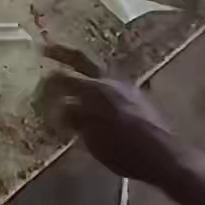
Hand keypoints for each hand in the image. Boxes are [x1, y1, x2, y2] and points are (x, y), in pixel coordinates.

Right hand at [40, 45, 179, 182]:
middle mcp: (110, 81)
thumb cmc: (126, 152)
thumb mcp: (93, 140)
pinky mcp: (137, 96)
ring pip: (97, 70)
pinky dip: (95, 82)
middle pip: (81, 59)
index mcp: (96, 90)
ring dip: (80, 68)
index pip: (63, 78)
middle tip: (45, 47)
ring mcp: (126, 86)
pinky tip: (92, 94)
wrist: (167, 157)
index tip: (37, 86)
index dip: (47, 82)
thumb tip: (63, 108)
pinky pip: (109, 82)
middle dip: (61, 52)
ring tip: (69, 72)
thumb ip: (76, 119)